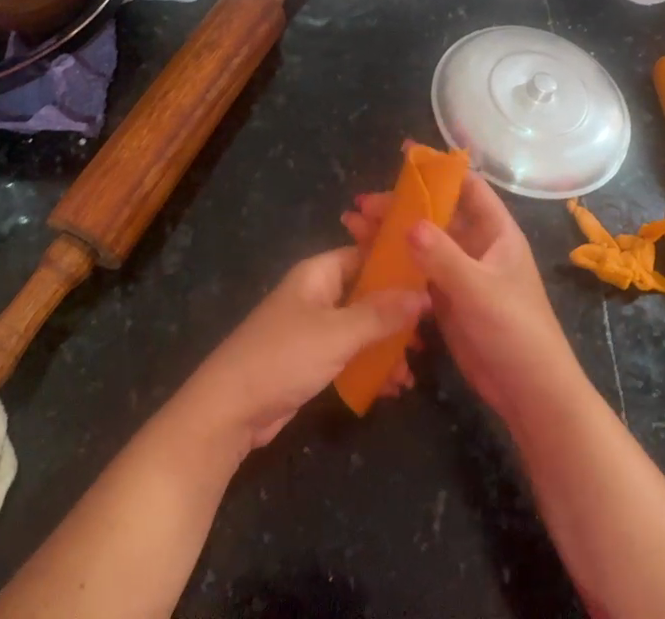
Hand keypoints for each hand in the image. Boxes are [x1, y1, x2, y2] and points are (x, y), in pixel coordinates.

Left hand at [177, 248, 427, 450]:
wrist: (230, 410)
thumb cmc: (283, 357)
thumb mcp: (338, 333)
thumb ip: (382, 313)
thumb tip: (425, 294)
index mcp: (318, 274)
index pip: (365, 254)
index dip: (398, 265)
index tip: (434, 281)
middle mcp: (317, 294)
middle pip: (368, 293)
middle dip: (399, 314)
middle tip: (428, 337)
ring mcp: (313, 328)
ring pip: (362, 327)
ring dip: (388, 346)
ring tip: (411, 373)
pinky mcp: (311, 360)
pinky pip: (351, 354)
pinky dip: (371, 366)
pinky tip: (393, 387)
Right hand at [343, 174, 582, 426]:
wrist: (529, 391)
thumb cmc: (515, 332)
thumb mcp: (479, 291)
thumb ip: (443, 257)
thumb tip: (408, 223)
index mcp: (497, 234)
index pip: (468, 188)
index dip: (438, 170)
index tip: (404, 155)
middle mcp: (478, 248)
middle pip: (436, 216)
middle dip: (400, 207)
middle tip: (361, 204)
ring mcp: (461, 275)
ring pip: (422, 245)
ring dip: (390, 234)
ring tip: (351, 225)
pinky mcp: (447, 302)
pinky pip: (416, 273)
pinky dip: (393, 264)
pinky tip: (365, 259)